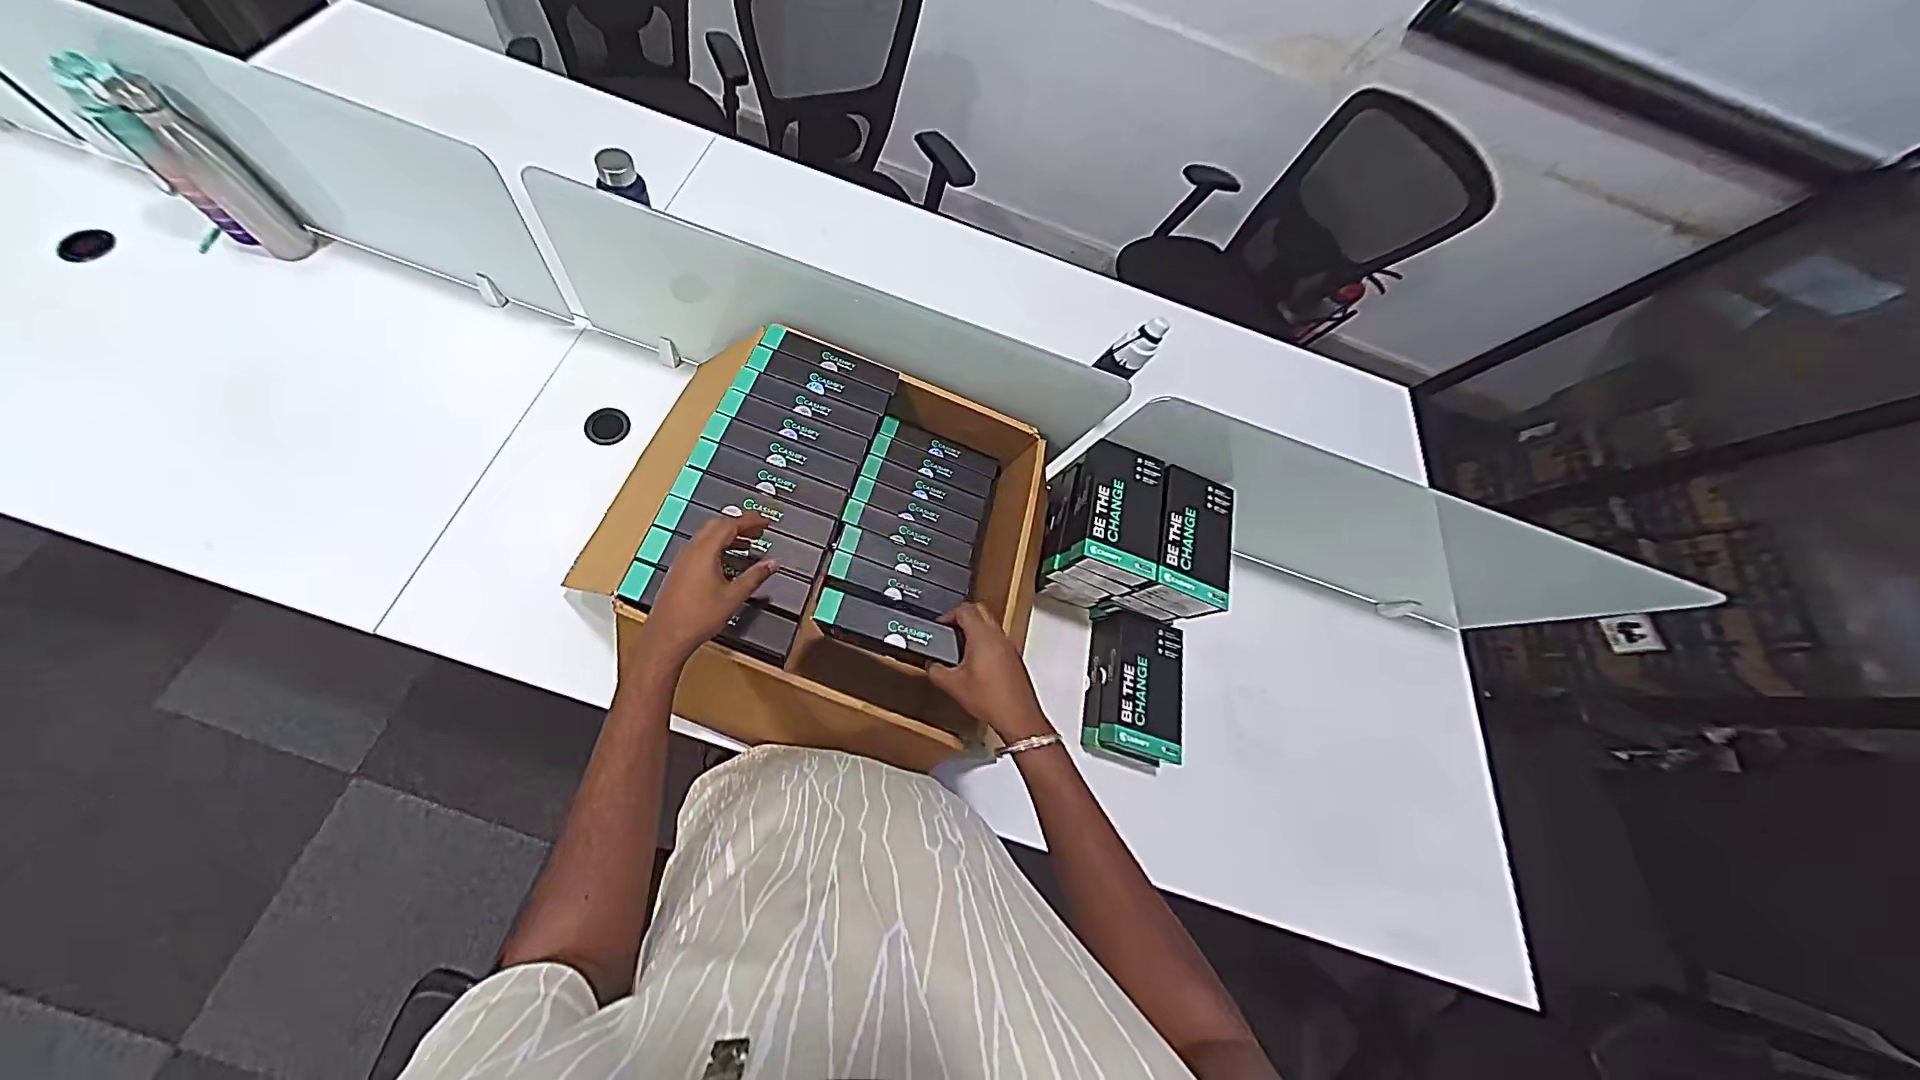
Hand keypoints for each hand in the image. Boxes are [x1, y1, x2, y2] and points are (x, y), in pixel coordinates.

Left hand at [625, 513, 777, 670]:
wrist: (668, 636)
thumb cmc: (696, 618)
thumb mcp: (734, 596)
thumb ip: (755, 576)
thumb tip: (771, 564)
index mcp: (704, 552)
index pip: (729, 525)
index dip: (750, 520)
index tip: (764, 520)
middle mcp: (691, 551)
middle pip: (717, 525)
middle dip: (739, 524)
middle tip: (758, 529)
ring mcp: (683, 560)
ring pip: (707, 536)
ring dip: (728, 535)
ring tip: (748, 542)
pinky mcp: (680, 570)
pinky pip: (700, 548)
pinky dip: (718, 546)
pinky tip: (728, 559)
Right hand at [927, 602, 1053, 741]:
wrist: (1017, 716)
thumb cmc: (992, 700)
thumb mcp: (954, 686)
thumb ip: (936, 671)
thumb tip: (932, 666)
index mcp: (983, 637)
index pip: (965, 610)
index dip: (949, 614)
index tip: (942, 623)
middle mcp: (998, 637)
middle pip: (980, 610)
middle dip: (963, 615)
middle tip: (950, 627)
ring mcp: (1009, 646)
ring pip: (991, 624)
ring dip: (975, 628)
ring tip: (960, 644)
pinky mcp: (1014, 657)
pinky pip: (998, 639)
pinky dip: (986, 641)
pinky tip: (976, 661)